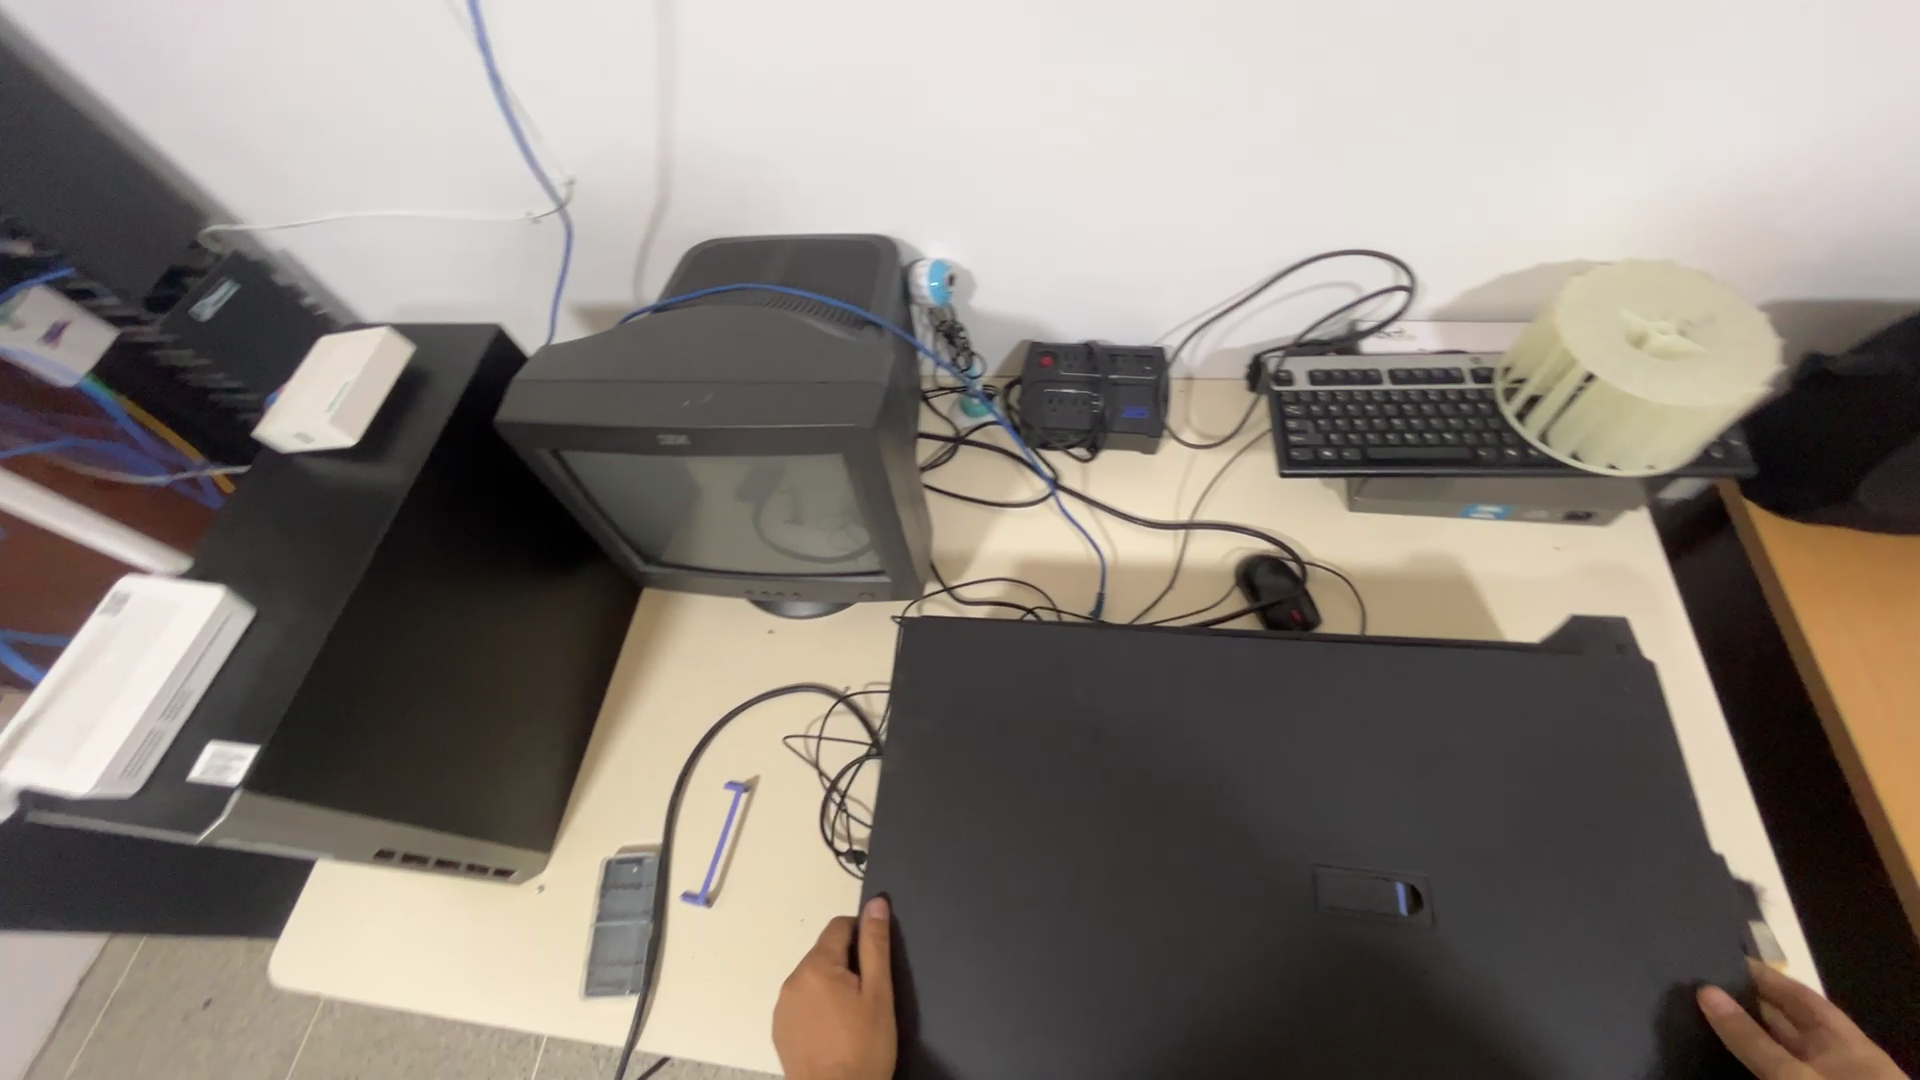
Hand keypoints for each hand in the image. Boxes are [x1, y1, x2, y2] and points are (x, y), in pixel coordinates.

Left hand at [773, 896, 896, 1079]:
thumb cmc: (863, 1047)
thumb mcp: (878, 994)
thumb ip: (875, 944)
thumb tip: (876, 903)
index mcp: (816, 966)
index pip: (839, 926)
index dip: (862, 935)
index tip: (875, 962)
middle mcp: (792, 980)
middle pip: (825, 952)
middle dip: (847, 963)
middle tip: (867, 994)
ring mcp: (782, 1007)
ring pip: (813, 977)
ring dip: (831, 984)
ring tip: (851, 1015)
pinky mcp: (779, 1029)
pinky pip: (801, 1000)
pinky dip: (817, 1005)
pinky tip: (833, 1030)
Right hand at [1697, 959, 1907, 1078]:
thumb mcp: (1796, 1078)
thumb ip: (1751, 1039)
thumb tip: (1703, 990)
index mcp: (1845, 1043)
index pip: (1799, 995)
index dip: (1763, 975)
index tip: (1717, 957)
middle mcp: (1838, 1059)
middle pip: (1788, 1020)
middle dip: (1746, 1001)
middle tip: (1695, 982)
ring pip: (1780, 1047)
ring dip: (1745, 1030)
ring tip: (1698, 1010)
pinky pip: (1776, 1069)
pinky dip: (1751, 1057)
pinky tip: (1721, 1052)